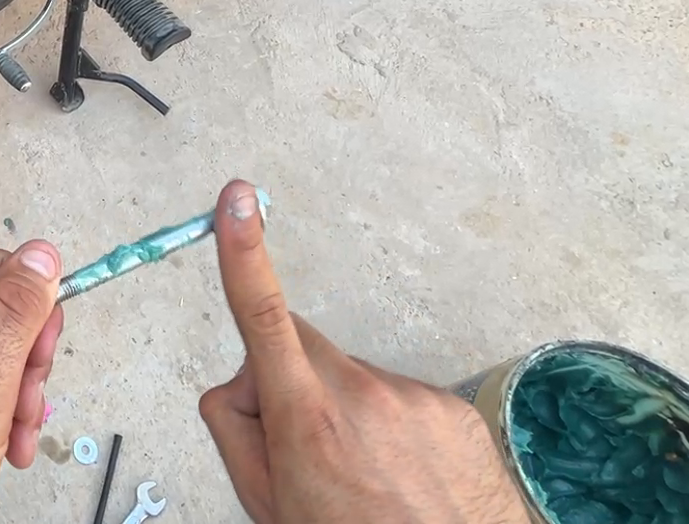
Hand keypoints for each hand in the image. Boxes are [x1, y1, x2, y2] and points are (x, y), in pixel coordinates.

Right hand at [199, 180, 530, 523]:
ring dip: (341, 406)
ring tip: (366, 474)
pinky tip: (405, 474)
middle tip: (303, 448)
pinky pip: (397, 395)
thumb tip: (248, 378)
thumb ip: (233, 425)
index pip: (263, 315)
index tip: (238, 196)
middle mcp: (363, 394)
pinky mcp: (455, 409)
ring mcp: (416, 399)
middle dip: (285, 373)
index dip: (244, 251)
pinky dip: (389, 422)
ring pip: (348, 374)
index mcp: (307, 418)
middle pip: (297, 343)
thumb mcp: (263, 503)